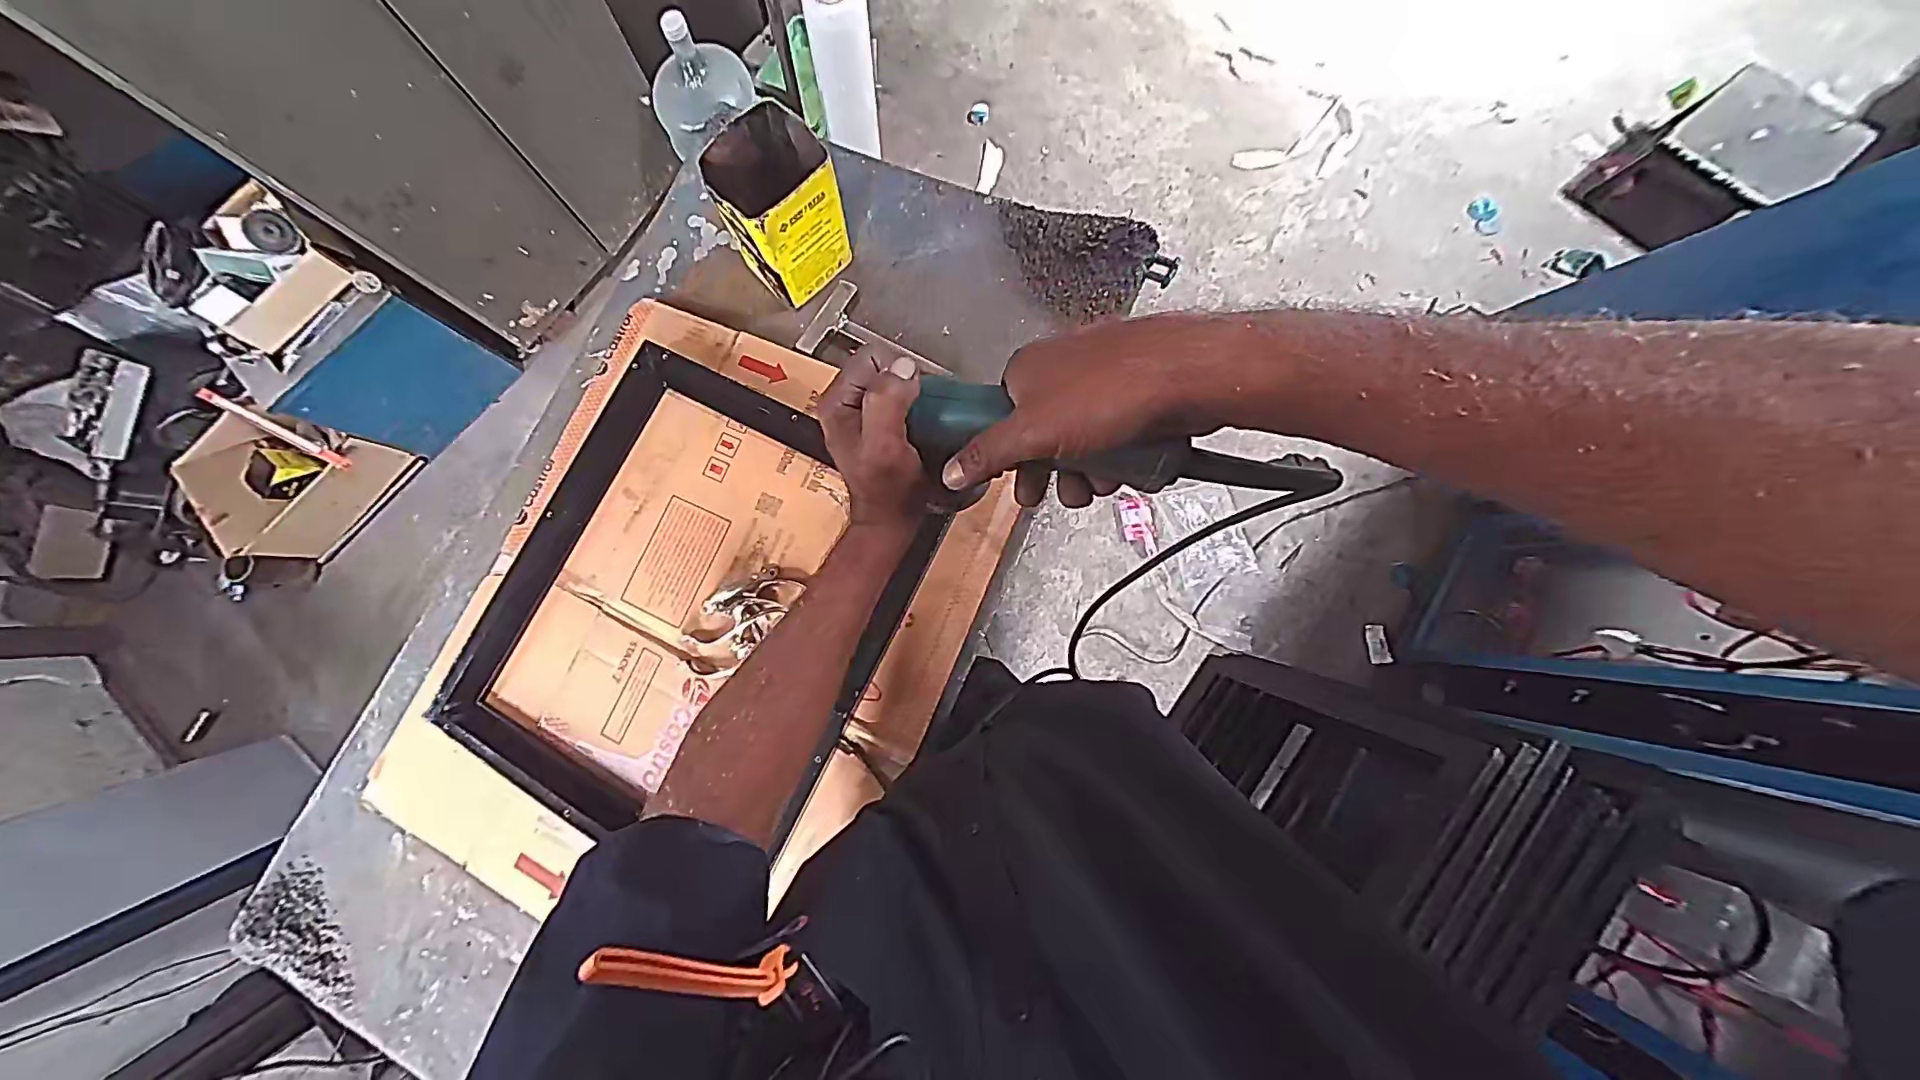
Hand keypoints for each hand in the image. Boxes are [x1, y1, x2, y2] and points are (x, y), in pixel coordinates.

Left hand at [820, 347, 935, 530]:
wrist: (893, 519)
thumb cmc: (887, 491)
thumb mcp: (884, 445)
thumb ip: (886, 402)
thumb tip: (901, 368)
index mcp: (836, 403)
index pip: (871, 357)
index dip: (898, 372)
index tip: (913, 398)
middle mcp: (847, 404)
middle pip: (885, 368)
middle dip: (909, 383)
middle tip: (920, 411)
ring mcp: (865, 415)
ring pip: (896, 383)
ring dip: (916, 395)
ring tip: (923, 419)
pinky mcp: (882, 425)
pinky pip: (904, 400)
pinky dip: (918, 407)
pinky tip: (924, 424)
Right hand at [940, 314, 1223, 506]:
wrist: (1189, 375)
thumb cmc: (1112, 392)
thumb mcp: (1033, 434)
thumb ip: (987, 454)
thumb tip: (951, 471)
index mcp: (1026, 369)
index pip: (999, 418)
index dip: (1006, 455)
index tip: (1017, 482)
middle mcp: (1059, 368)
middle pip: (1041, 433)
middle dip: (1051, 471)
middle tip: (1059, 494)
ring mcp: (1098, 378)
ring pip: (1079, 437)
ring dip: (1086, 470)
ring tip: (1100, 484)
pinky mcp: (1131, 391)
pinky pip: (1111, 432)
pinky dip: (1114, 455)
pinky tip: (1125, 468)